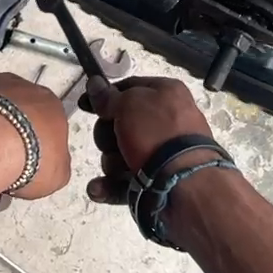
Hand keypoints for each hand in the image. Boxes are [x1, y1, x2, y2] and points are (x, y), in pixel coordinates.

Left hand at [0, 71, 70, 199]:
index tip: (26, 161)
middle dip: (8, 128)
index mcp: (48, 102)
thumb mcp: (56, 175)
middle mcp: (19, 84)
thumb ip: (56, 163)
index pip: (46, 120)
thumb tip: (50, 164)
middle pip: (16, 107)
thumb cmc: (26, 158)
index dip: (36, 142)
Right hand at [85, 76, 218, 204]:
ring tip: (120, 167)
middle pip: (119, 124)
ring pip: (118, 153)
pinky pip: (123, 180)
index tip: (85, 104)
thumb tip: (94, 83)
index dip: (105, 96)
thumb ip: (108, 96)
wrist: (186, 186)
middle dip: (107, 134)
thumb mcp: (129, 104)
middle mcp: (165, 122)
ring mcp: (160, 154)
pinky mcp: (154, 181)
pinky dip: (110, 184)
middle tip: (111, 140)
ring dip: (111, 161)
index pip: (128, 88)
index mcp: (166, 94)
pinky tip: (98, 189)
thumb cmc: (158, 133)